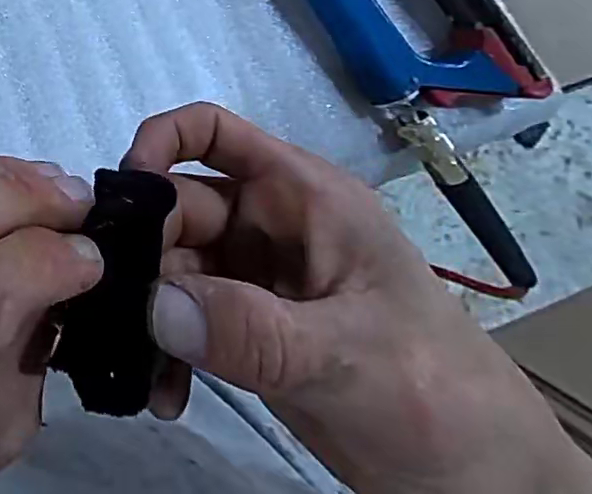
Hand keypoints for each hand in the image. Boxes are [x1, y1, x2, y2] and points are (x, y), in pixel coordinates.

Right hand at [125, 104, 591, 493]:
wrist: (480, 482)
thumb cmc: (435, 390)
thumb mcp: (347, 355)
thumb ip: (253, 329)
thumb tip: (152, 303)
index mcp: (300, 194)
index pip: (216, 133)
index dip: (163, 140)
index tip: (121, 192)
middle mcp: (269, 223)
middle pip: (181, 207)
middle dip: (144, 250)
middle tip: (111, 306)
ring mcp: (255, 276)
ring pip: (175, 266)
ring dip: (149, 310)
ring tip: (136, 366)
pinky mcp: (247, 326)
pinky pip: (185, 318)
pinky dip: (166, 349)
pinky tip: (164, 394)